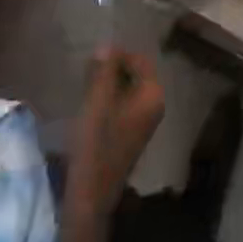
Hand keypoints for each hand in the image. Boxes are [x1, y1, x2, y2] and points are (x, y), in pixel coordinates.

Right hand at [64, 47, 164, 233]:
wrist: (91, 195)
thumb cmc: (96, 145)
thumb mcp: (97, 103)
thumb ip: (104, 73)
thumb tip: (107, 46)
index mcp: (152, 95)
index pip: (141, 61)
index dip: (119, 55)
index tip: (94, 56)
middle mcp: (155, 105)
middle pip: (137, 74)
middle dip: (115, 69)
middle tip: (88, 69)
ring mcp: (146, 120)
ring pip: (130, 90)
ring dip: (111, 84)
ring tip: (87, 83)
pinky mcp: (133, 133)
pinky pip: (125, 105)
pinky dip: (111, 99)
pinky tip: (92, 104)